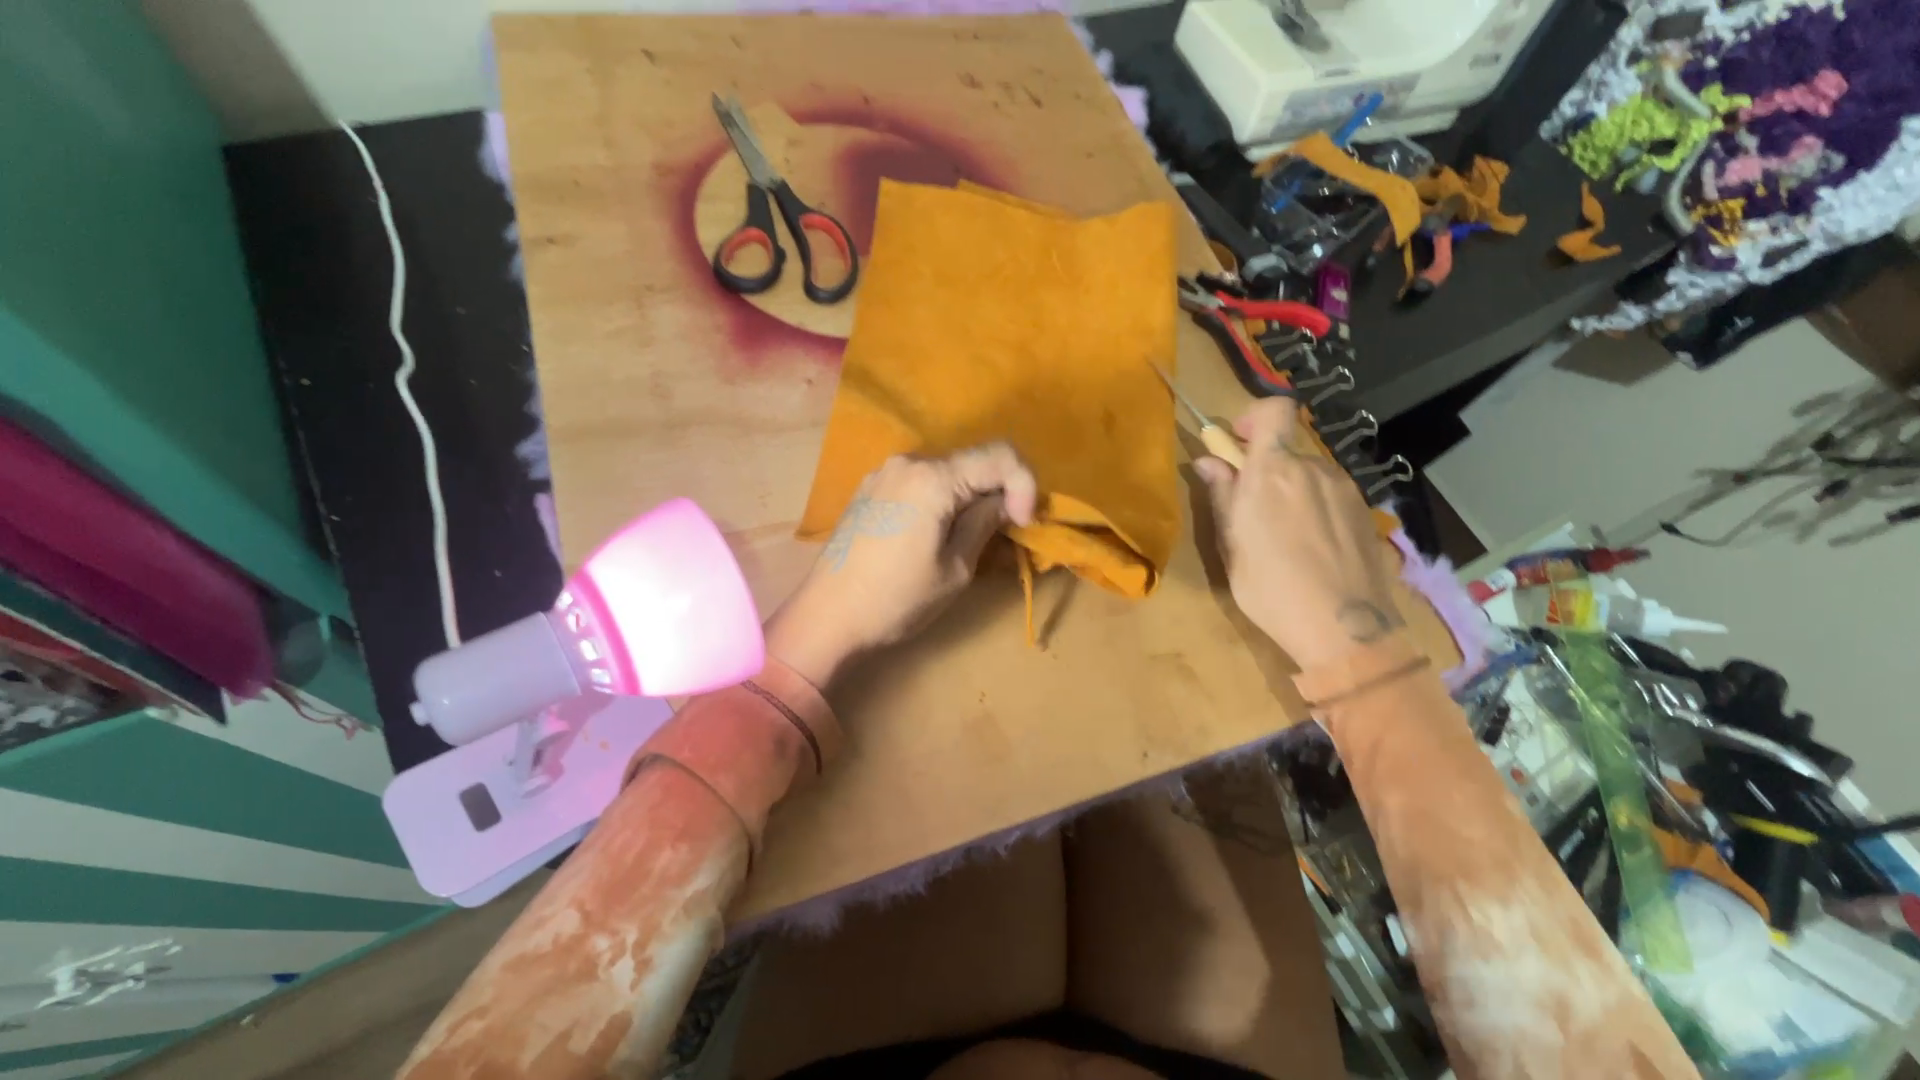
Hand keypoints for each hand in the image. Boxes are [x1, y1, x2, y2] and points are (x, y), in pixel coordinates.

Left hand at [766, 443, 1037, 687]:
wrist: (826, 617)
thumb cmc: (896, 599)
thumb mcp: (956, 569)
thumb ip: (985, 524)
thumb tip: (1005, 503)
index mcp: (931, 477)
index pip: (1001, 455)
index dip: (1025, 486)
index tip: (1023, 524)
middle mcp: (907, 462)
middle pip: (973, 461)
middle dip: (999, 492)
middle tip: (1006, 535)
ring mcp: (884, 473)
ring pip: (948, 473)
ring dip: (970, 498)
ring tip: (971, 541)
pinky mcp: (871, 490)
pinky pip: (921, 484)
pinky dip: (943, 501)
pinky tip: (937, 537)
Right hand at [1192, 399, 1400, 669]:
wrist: (1343, 627)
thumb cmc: (1271, 589)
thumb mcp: (1232, 546)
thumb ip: (1222, 497)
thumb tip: (1208, 461)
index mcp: (1273, 471)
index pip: (1274, 410)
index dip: (1254, 417)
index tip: (1238, 443)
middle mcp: (1313, 469)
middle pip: (1288, 450)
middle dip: (1267, 469)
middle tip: (1253, 511)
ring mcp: (1345, 489)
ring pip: (1311, 475)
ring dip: (1293, 491)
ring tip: (1287, 537)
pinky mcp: (1365, 512)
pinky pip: (1332, 496)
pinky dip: (1317, 509)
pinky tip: (1314, 548)